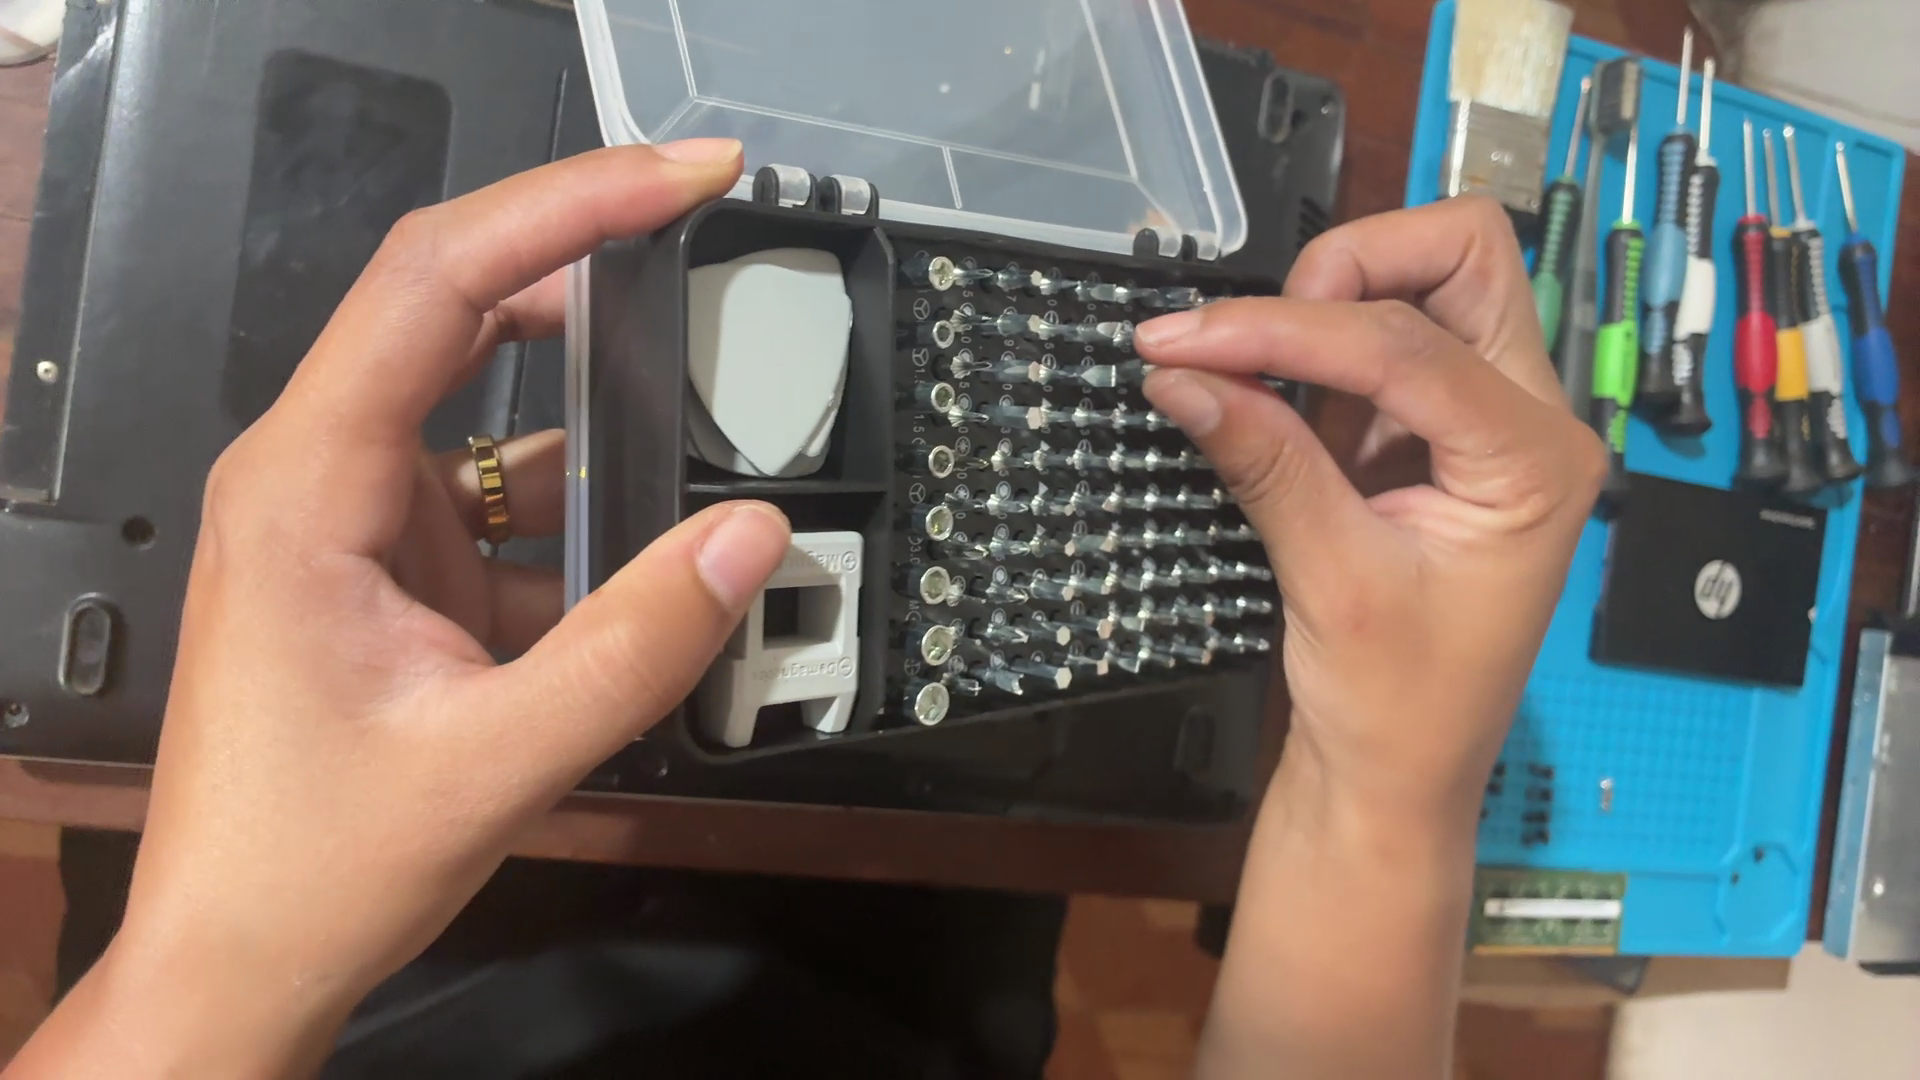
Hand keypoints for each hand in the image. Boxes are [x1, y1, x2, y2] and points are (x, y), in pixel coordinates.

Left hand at [9, 141, 792, 1076]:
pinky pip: (533, 487)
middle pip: (471, 301)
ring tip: (705, 359)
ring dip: (608, 374)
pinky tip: (666, 515)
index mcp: (317, 481)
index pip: (444, 280)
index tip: (682, 179)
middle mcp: (344, 471)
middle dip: (591, 244)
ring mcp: (390, 514)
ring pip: (509, 397)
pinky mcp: (431, 561)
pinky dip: (606, 484)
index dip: (569, 207)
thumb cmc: (326, 859)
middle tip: (704, 220)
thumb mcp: (499, 758)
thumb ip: (637, 647)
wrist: (255, 951)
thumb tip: (753, 535)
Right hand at [1138, 196, 1604, 818]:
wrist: (1398, 764)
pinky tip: (1251, 379)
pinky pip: (1373, 350)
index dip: (1280, 334)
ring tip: (1231, 354)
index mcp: (1535, 457)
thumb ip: (1264, 464)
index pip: (1404, 346)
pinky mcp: (1420, 439)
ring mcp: (1474, 421)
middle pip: (1462, 259)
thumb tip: (1175, 376)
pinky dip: (1307, 348)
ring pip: (1422, 288)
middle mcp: (1524, 416)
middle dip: (1346, 267)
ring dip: (1322, 301)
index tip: (1177, 341)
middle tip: (1247, 332)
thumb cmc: (1391, 699)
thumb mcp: (1330, 580)